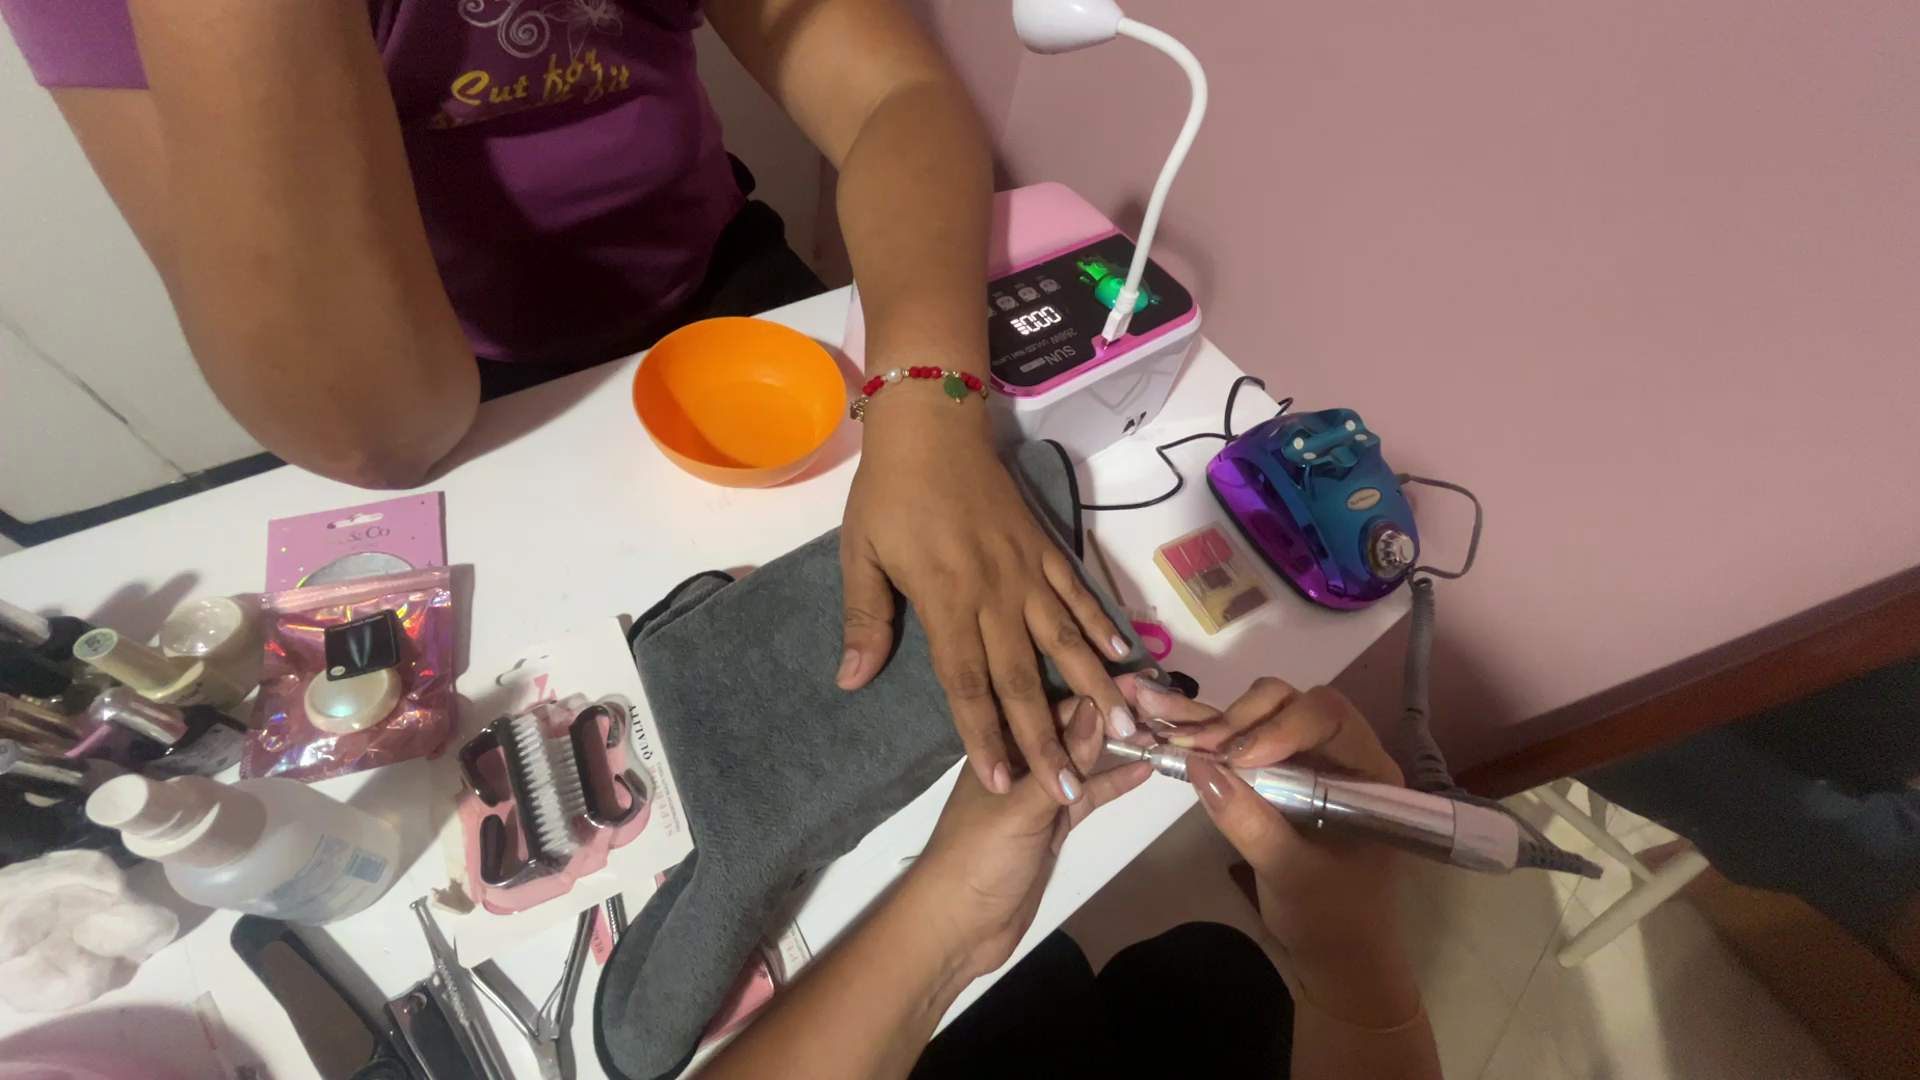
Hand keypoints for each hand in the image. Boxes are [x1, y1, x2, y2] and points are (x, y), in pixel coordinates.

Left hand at [839, 390, 1136, 804]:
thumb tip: (853, 681)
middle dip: (1044, 737)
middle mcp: (995, 596)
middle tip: (1067, 788)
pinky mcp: (1045, 548)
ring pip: (1065, 640)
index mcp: (946, 602)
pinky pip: (1078, 592)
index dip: (984, 736)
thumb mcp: (861, 556)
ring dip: (1093, 689)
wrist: (932, 429)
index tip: (1003, 783)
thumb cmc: (890, 495)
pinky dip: (1100, 624)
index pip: (967, 684)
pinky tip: (1122, 654)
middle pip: (1022, 678)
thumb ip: (866, 619)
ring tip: (1123, 730)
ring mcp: (1027, 571)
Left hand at [896, 696, 1151, 982]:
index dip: (1091, 691)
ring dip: (1118, 747)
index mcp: (1000, 744)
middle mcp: (1020, 759)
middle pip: (1071, 729)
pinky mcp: (1053, 823)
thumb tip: (1097, 705)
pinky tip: (1145, 768)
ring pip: (1083, 761)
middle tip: (1161, 700)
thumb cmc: (978, 856)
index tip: (1136, 679)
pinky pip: (1088, 794)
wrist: (958, 926)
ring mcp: (1038, 792)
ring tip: (1162, 729)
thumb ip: (1062, 759)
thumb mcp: (1022, 805)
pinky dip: (1113, 782)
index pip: (1051, 705)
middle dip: (1111, 715)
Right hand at [1130, 677, 1419, 1026]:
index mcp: (1365, 770)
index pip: (1326, 716)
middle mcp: (1335, 751)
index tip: (1241, 759)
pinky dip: (1200, 730)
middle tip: (1205, 749)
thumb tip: (1198, 766)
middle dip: (1242, 718)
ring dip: (1214, 720)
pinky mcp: (1268, 768)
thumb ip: (1249, 820)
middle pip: (1287, 702)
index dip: (1280, 726)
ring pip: (1256, 711)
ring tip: (1169, 725)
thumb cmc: (1331, 917)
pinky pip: (1235, 738)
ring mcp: (1299, 756)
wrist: (1332, 951)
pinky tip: (1163, 721)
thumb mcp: (1291, 873)